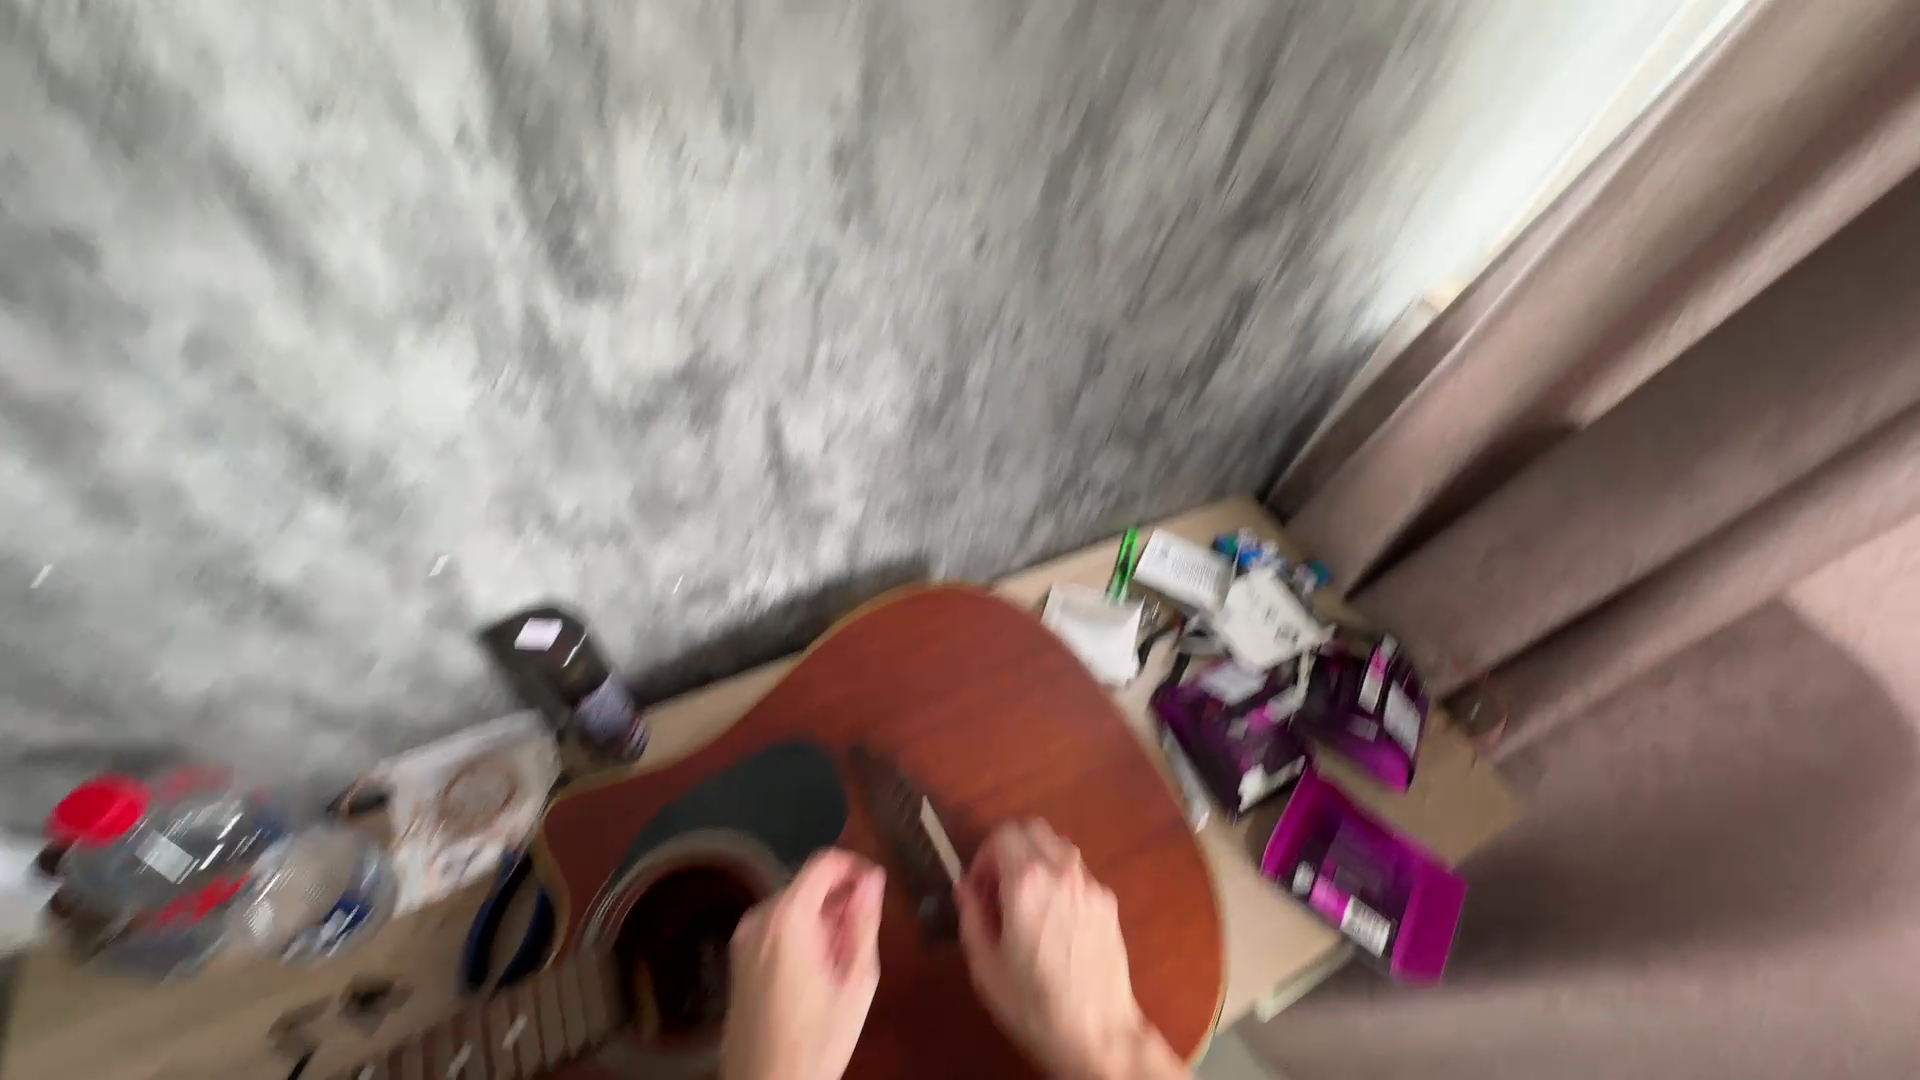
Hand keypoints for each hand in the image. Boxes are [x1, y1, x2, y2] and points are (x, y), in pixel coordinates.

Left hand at [721, 848, 885, 1079]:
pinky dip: (803, 932)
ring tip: (842, 961)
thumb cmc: (817, 1040)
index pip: (825, 862)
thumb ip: (865, 921)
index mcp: (788, 917)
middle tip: (861, 938)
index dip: (855, 867)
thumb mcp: (857, 982)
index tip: (876, 890)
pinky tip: (818, 972)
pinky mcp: (738, 957)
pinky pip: (778, 925)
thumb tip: (873, 878)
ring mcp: (744, 937)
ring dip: (823, 918)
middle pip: (809, 884)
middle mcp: (759, 918)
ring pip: (795, 904)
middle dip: (840, 901)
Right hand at [955, 820, 1179, 1079]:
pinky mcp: (1107, 901)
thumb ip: (970, 916)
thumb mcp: (985, 966)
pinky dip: (1059, 879)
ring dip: (1036, 859)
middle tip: (998, 885)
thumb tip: (964, 889)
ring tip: (1026, 900)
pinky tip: (1054, 918)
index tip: (978, 886)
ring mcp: (1089, 884)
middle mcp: (1060, 872)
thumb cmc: (1035, 1005)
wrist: (1098, 1034)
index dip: (983, 855)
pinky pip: (1077, 872)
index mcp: (1026, 881)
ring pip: (1057, 846)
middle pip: (1032, 829)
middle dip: (1009, 849)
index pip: (1002, 834)